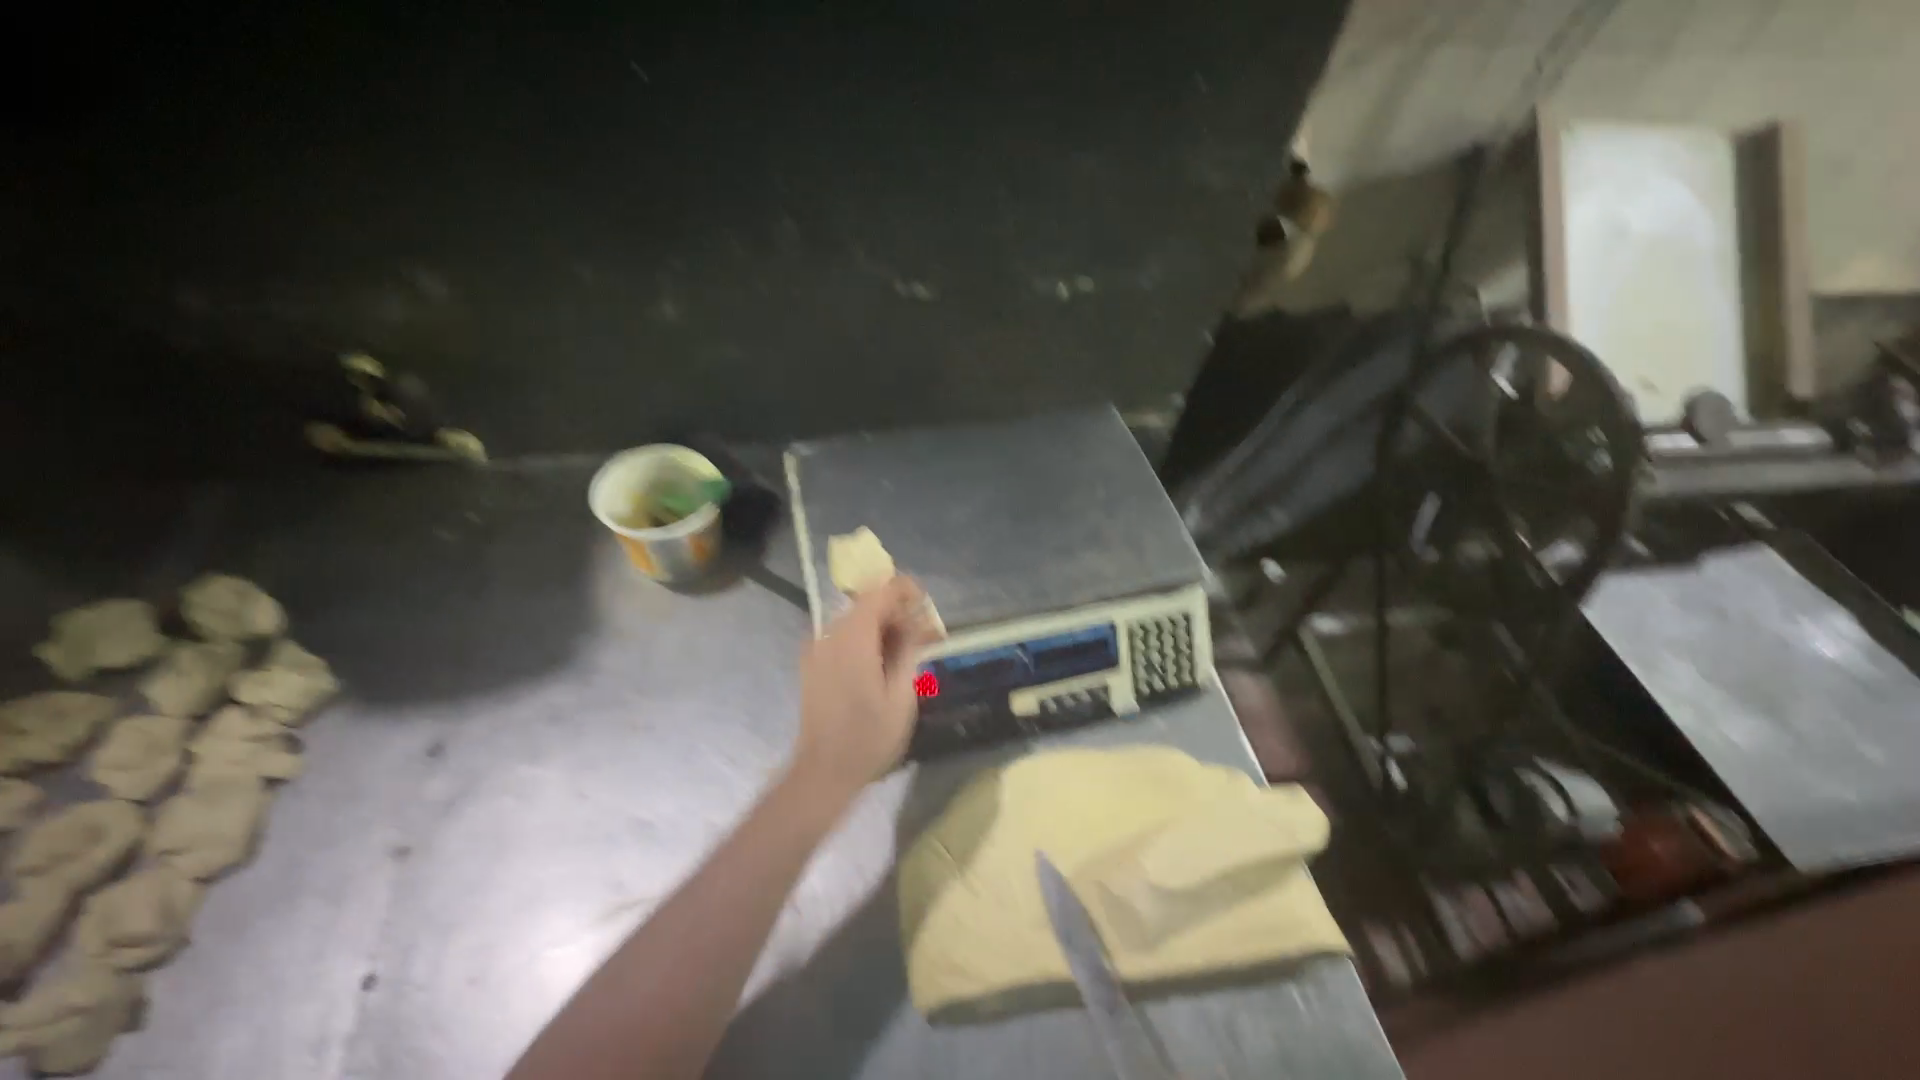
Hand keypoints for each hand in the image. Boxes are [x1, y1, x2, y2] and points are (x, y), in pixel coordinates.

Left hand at [790, 575, 942, 800]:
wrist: (823, 771)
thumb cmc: (868, 737)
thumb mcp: (901, 695)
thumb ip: (909, 649)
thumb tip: (917, 622)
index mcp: (853, 638)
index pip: (880, 592)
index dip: (906, 592)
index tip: (928, 610)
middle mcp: (830, 635)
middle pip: (867, 604)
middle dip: (898, 613)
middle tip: (926, 638)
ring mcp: (817, 649)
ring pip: (856, 621)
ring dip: (883, 628)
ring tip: (909, 654)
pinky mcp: (813, 664)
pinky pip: (843, 638)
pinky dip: (866, 641)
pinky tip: (883, 665)